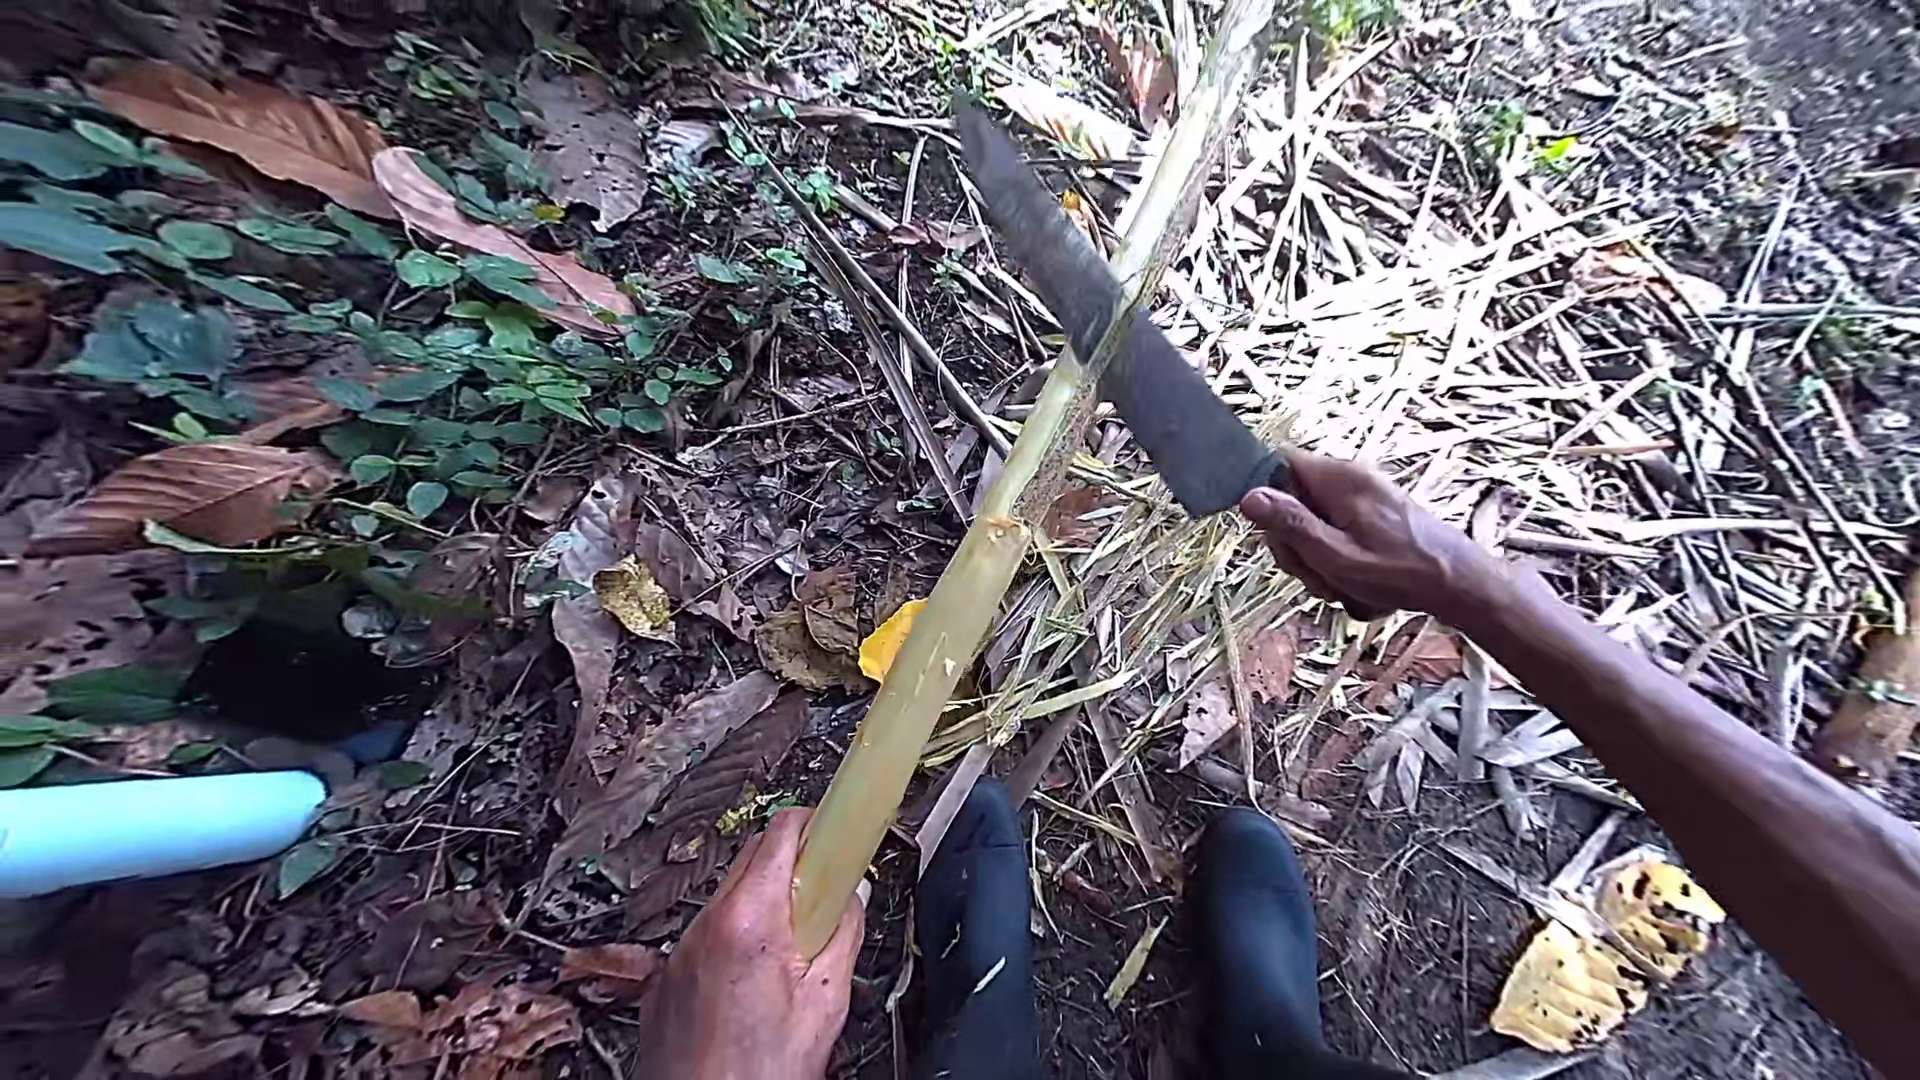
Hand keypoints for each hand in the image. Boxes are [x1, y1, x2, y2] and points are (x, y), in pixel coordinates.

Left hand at [635, 808, 865, 1079]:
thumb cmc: (759, 1077)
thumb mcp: (826, 1001)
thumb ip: (845, 932)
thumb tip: (853, 895)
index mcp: (749, 921)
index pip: (782, 830)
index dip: (813, 824)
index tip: (832, 830)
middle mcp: (706, 924)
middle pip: (755, 852)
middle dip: (792, 861)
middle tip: (819, 895)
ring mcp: (681, 950)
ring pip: (732, 890)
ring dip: (763, 899)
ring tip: (786, 949)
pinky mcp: (667, 974)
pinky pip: (709, 927)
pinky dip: (735, 932)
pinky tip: (752, 977)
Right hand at [1240, 450, 1495, 622]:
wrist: (1462, 585)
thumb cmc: (1400, 572)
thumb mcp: (1334, 554)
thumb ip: (1290, 524)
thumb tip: (1248, 496)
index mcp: (1338, 479)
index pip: (1276, 461)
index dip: (1262, 493)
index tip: (1270, 529)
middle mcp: (1347, 477)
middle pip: (1287, 497)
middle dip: (1289, 539)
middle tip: (1311, 570)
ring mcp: (1358, 493)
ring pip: (1305, 518)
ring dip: (1308, 553)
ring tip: (1334, 579)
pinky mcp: (1367, 510)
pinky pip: (1327, 525)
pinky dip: (1328, 552)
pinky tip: (1346, 575)